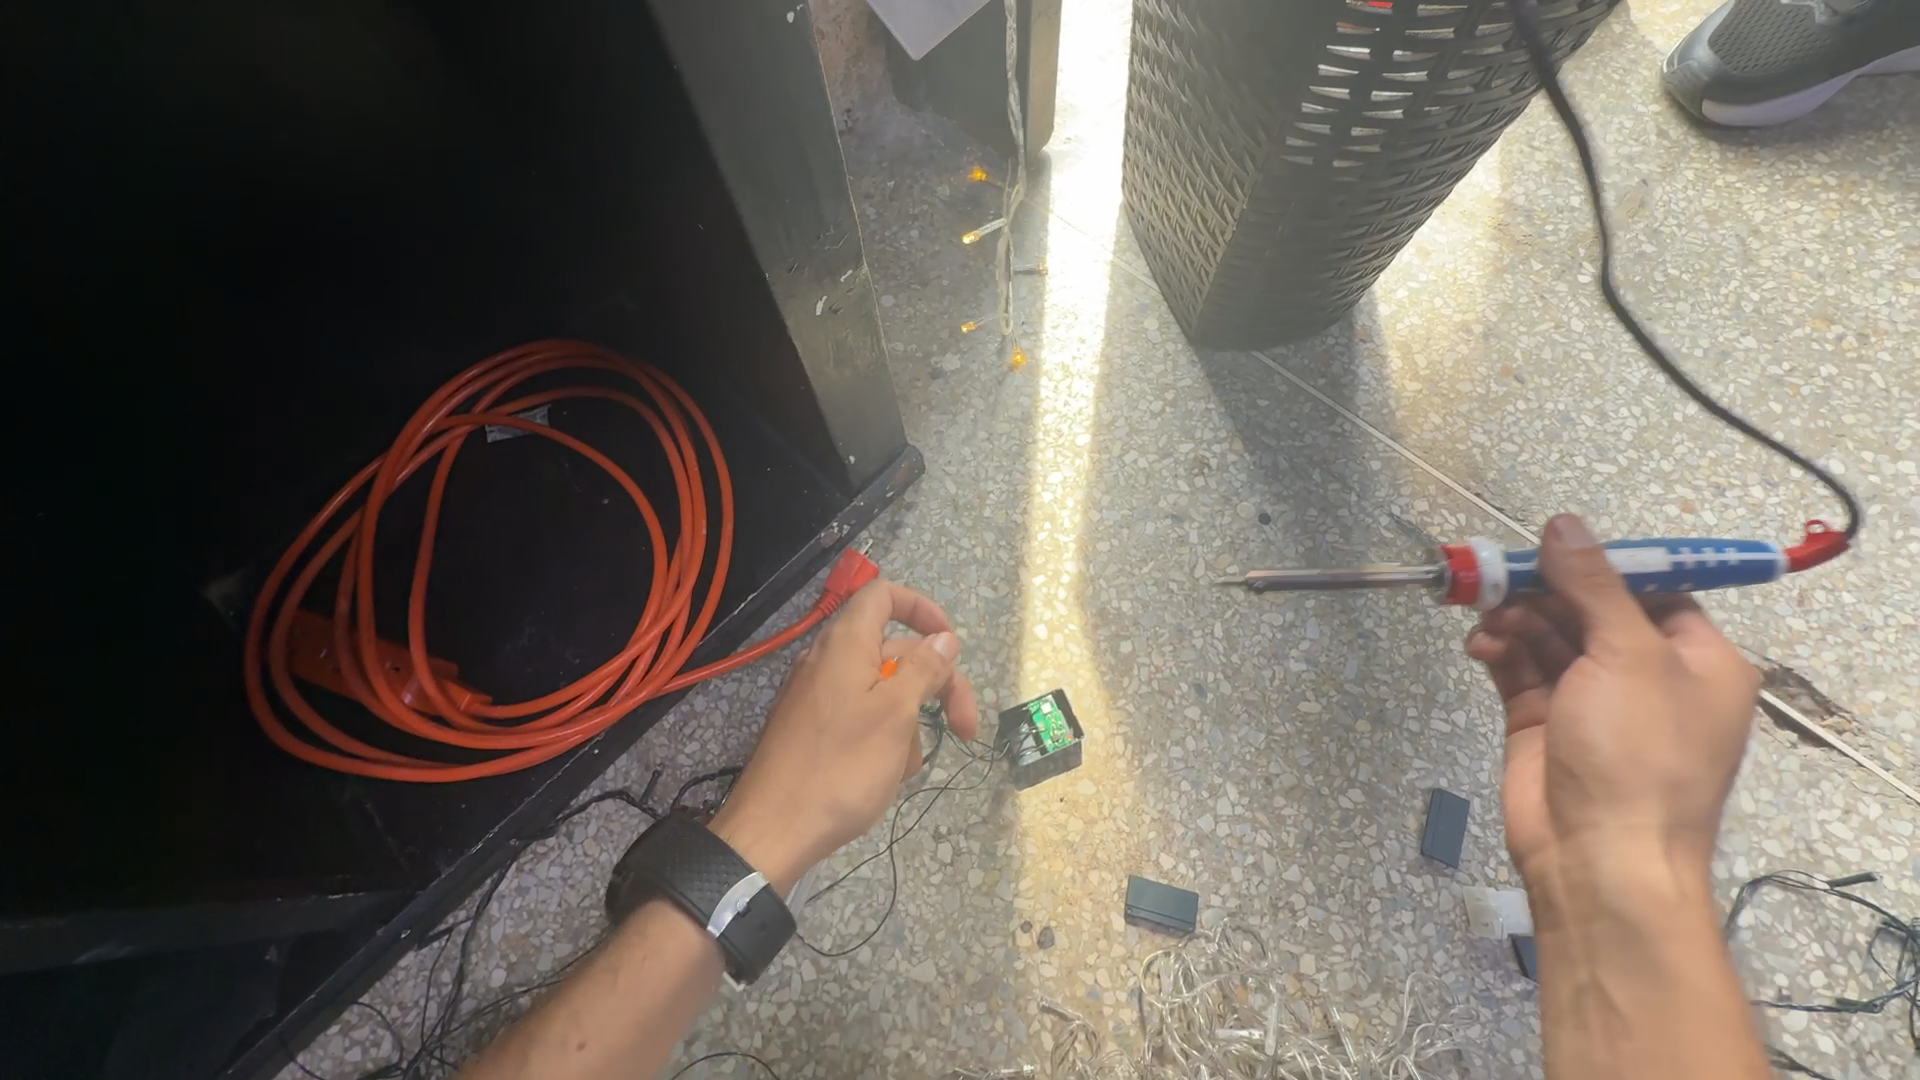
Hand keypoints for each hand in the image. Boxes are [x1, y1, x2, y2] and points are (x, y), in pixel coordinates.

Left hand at [710, 580, 978, 892]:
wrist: (772, 832)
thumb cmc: (840, 767)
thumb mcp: (895, 714)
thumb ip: (924, 670)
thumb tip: (945, 639)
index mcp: (846, 643)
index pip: (884, 596)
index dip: (923, 609)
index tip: (951, 644)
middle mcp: (828, 660)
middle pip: (895, 651)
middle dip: (935, 685)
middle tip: (965, 729)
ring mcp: (817, 696)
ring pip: (882, 691)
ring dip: (908, 723)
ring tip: (905, 766)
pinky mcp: (812, 728)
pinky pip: (859, 717)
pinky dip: (882, 737)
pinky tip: (885, 775)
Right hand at [1464, 515, 1759, 900]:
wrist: (1595, 851)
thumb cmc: (1635, 751)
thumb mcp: (1627, 657)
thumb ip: (1593, 586)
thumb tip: (1564, 522)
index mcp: (1693, 658)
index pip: (1648, 590)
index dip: (1598, 565)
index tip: (1545, 546)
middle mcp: (1642, 673)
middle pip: (1585, 609)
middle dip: (1540, 592)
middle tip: (1493, 578)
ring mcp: (1587, 696)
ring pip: (1544, 634)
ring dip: (1512, 620)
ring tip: (1484, 621)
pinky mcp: (1539, 716)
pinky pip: (1516, 666)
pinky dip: (1497, 650)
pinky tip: (1478, 647)